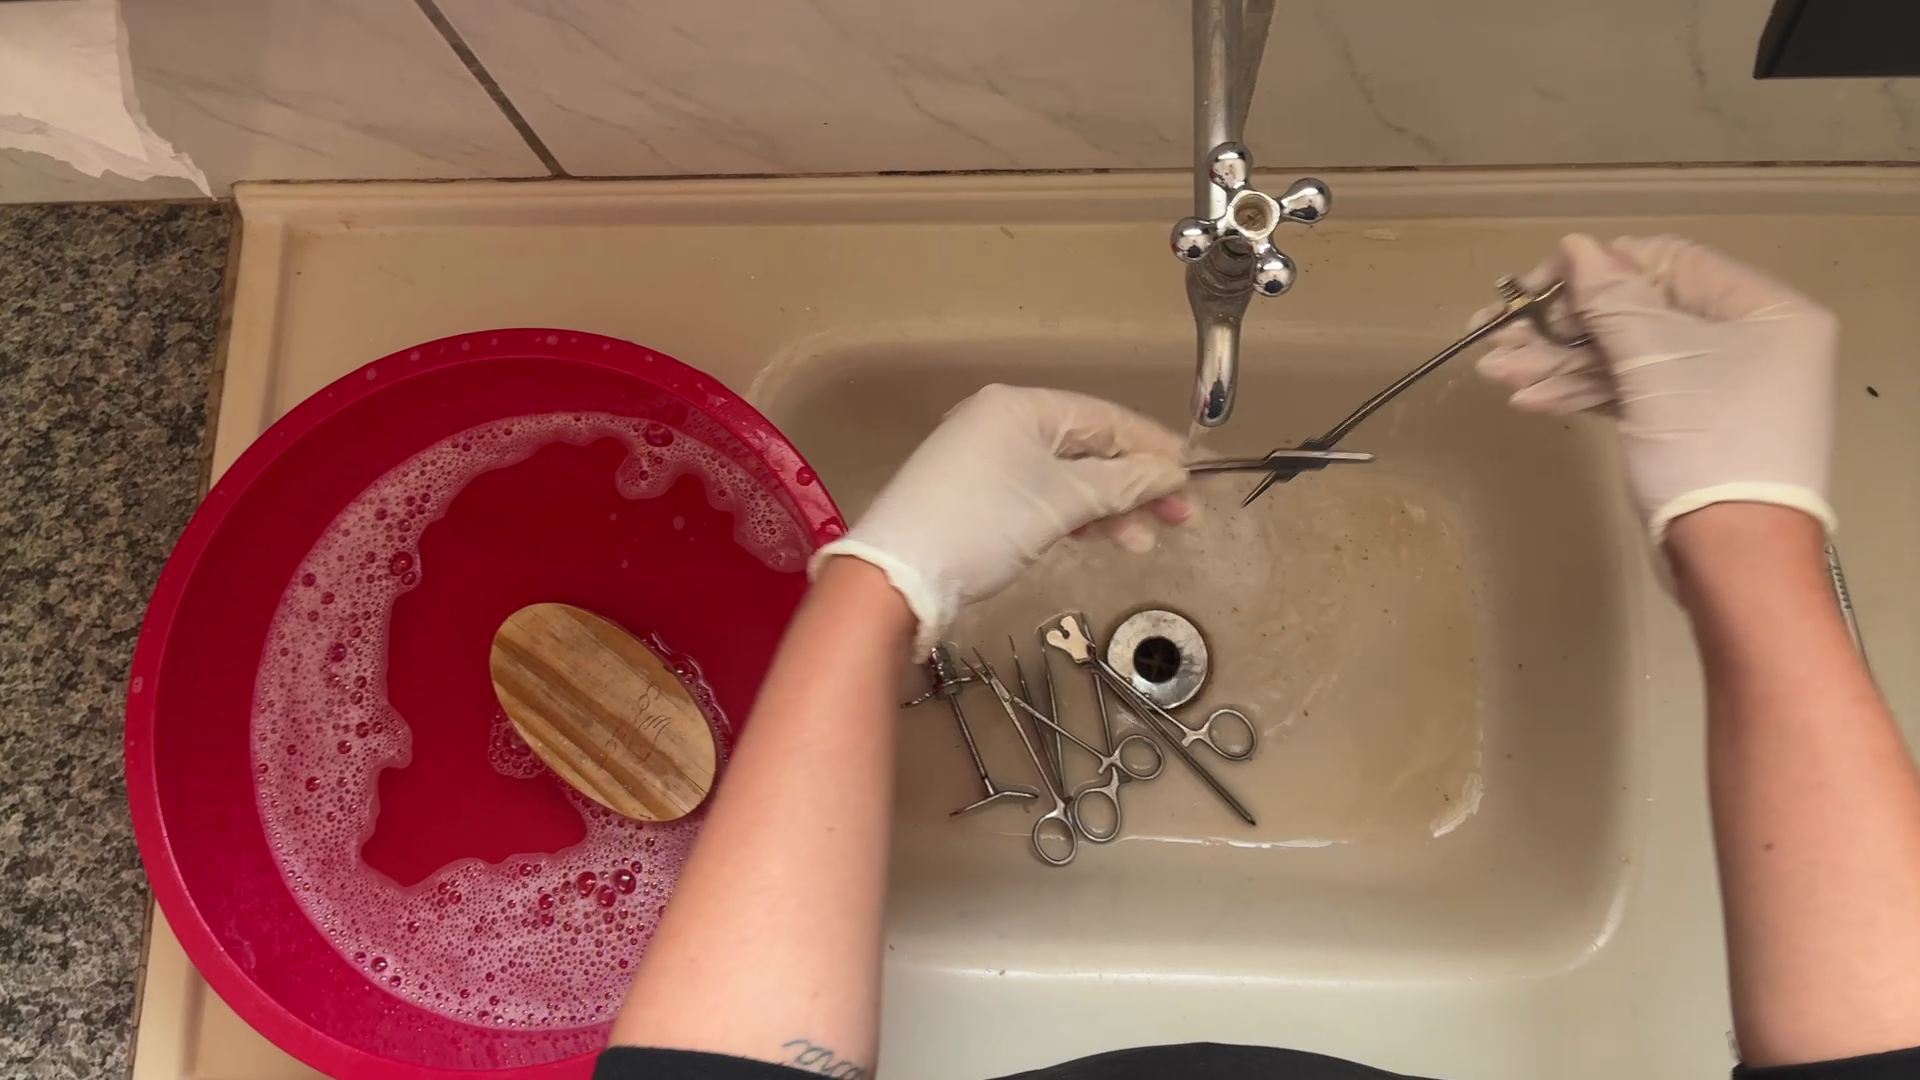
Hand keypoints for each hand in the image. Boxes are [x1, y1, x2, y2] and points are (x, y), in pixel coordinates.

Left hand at [810, 385, 1192, 654]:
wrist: (895, 578)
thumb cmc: (981, 526)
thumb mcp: (1059, 503)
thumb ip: (1121, 485)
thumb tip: (1172, 473)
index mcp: (1019, 408)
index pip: (1102, 418)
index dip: (1150, 446)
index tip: (1190, 474)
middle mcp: (1000, 424)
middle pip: (1084, 448)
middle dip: (1132, 485)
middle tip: (1177, 519)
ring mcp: (984, 461)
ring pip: (1062, 477)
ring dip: (1104, 508)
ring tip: (1139, 543)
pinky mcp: (974, 497)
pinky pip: (1036, 495)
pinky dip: (1069, 516)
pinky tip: (1095, 538)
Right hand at [1476, 234, 1838, 543]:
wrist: (1728, 541)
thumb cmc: (1709, 439)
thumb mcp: (1658, 361)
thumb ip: (1614, 301)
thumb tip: (1575, 248)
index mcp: (1756, 308)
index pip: (1662, 263)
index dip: (1591, 271)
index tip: (1527, 292)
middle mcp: (1735, 336)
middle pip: (1629, 313)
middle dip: (1557, 327)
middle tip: (1492, 338)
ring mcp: (1702, 381)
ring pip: (1614, 356)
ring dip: (1551, 363)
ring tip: (1494, 373)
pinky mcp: (1672, 417)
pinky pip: (1617, 389)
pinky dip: (1572, 392)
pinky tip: (1529, 400)